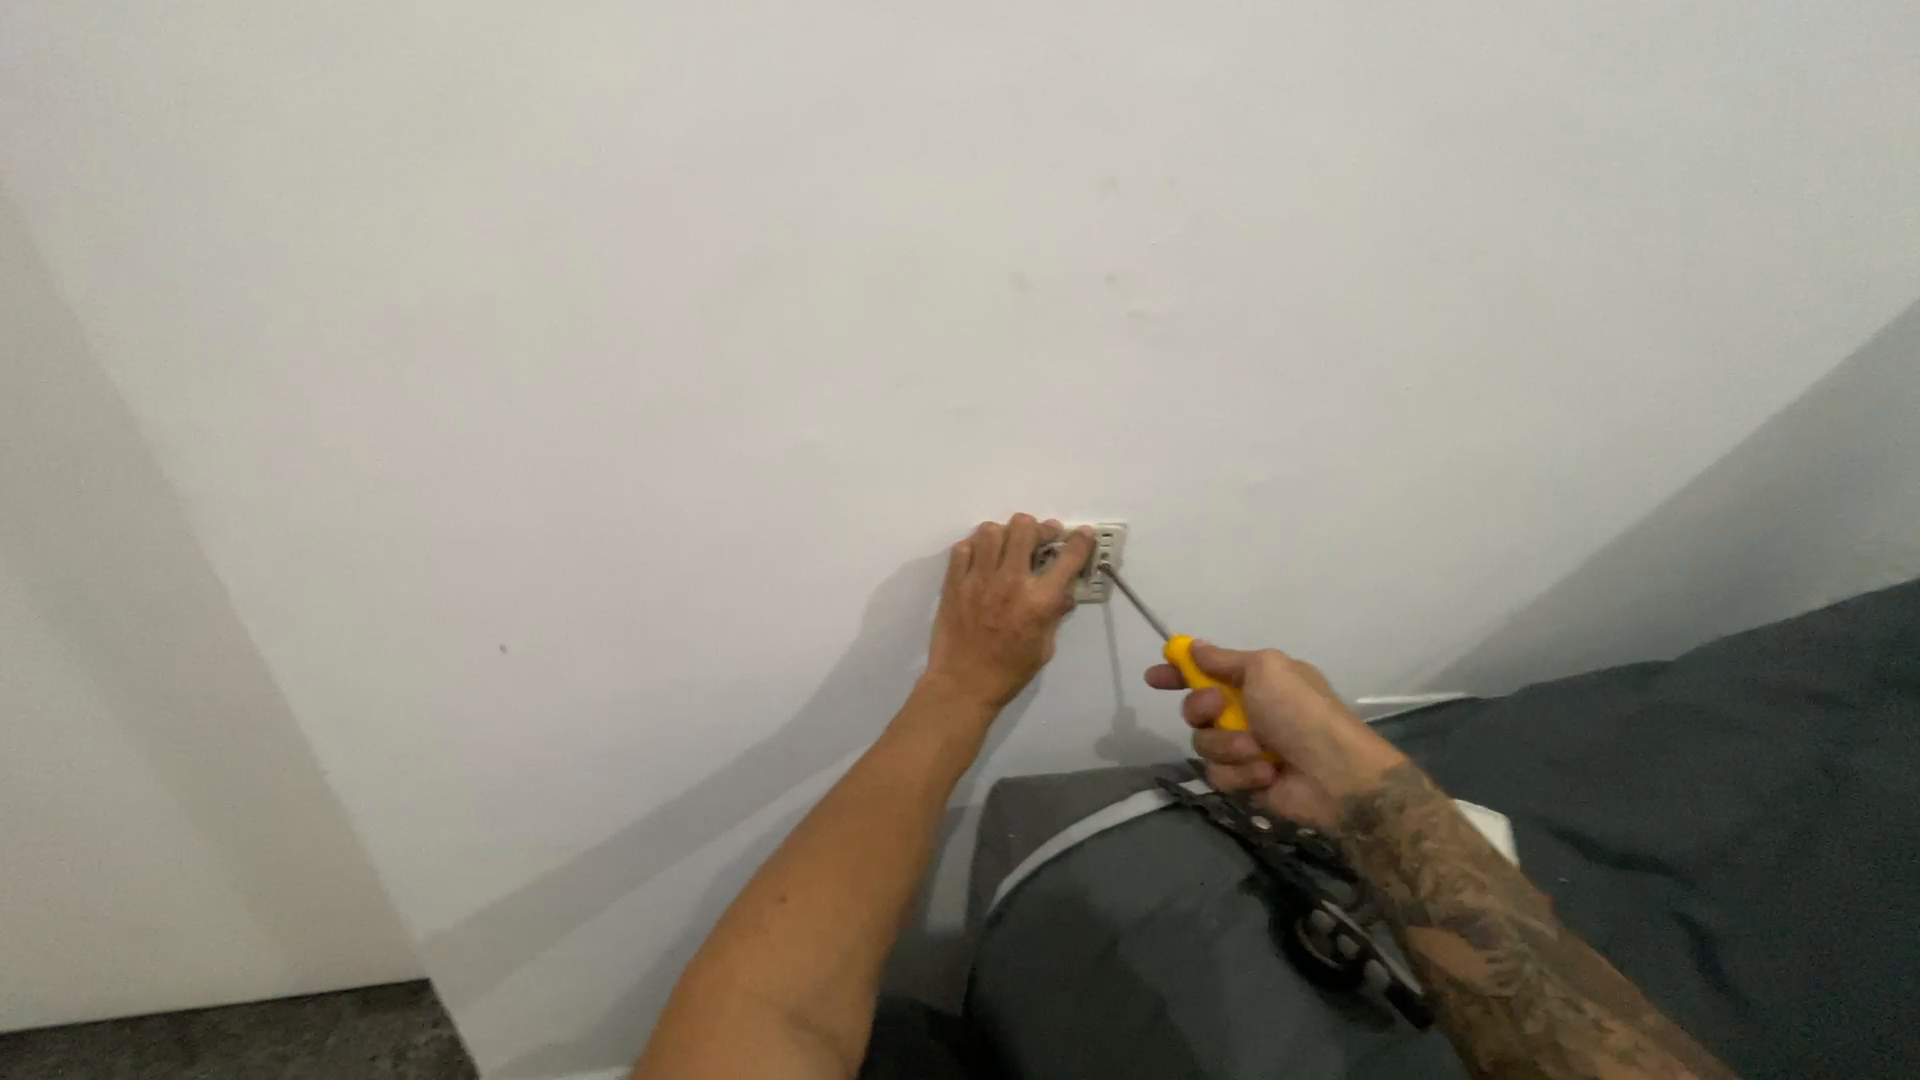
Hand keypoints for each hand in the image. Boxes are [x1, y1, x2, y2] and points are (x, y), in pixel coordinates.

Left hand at [921, 515, 1095, 713]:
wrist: (963, 684)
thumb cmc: (1009, 672)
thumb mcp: (1044, 648)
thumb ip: (1055, 616)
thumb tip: (1065, 593)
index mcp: (1039, 602)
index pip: (1067, 559)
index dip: (1080, 541)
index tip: (1082, 534)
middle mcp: (1011, 583)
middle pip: (1024, 529)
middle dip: (1037, 528)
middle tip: (1039, 537)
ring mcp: (978, 580)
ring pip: (990, 531)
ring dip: (1003, 533)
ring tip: (1006, 545)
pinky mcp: (954, 584)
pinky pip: (962, 549)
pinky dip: (974, 547)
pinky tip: (980, 559)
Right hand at [1146, 643, 1405, 827]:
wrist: (1336, 776)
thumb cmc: (1301, 713)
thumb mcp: (1265, 669)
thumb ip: (1223, 660)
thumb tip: (1195, 646)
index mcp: (1255, 680)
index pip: (1204, 670)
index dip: (1176, 672)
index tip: (1153, 677)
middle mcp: (1247, 710)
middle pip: (1195, 708)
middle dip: (1202, 709)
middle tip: (1220, 710)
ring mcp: (1245, 747)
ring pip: (1203, 742)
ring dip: (1228, 745)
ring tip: (1258, 751)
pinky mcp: (1244, 780)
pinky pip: (1218, 774)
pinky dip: (1241, 773)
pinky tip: (1266, 774)